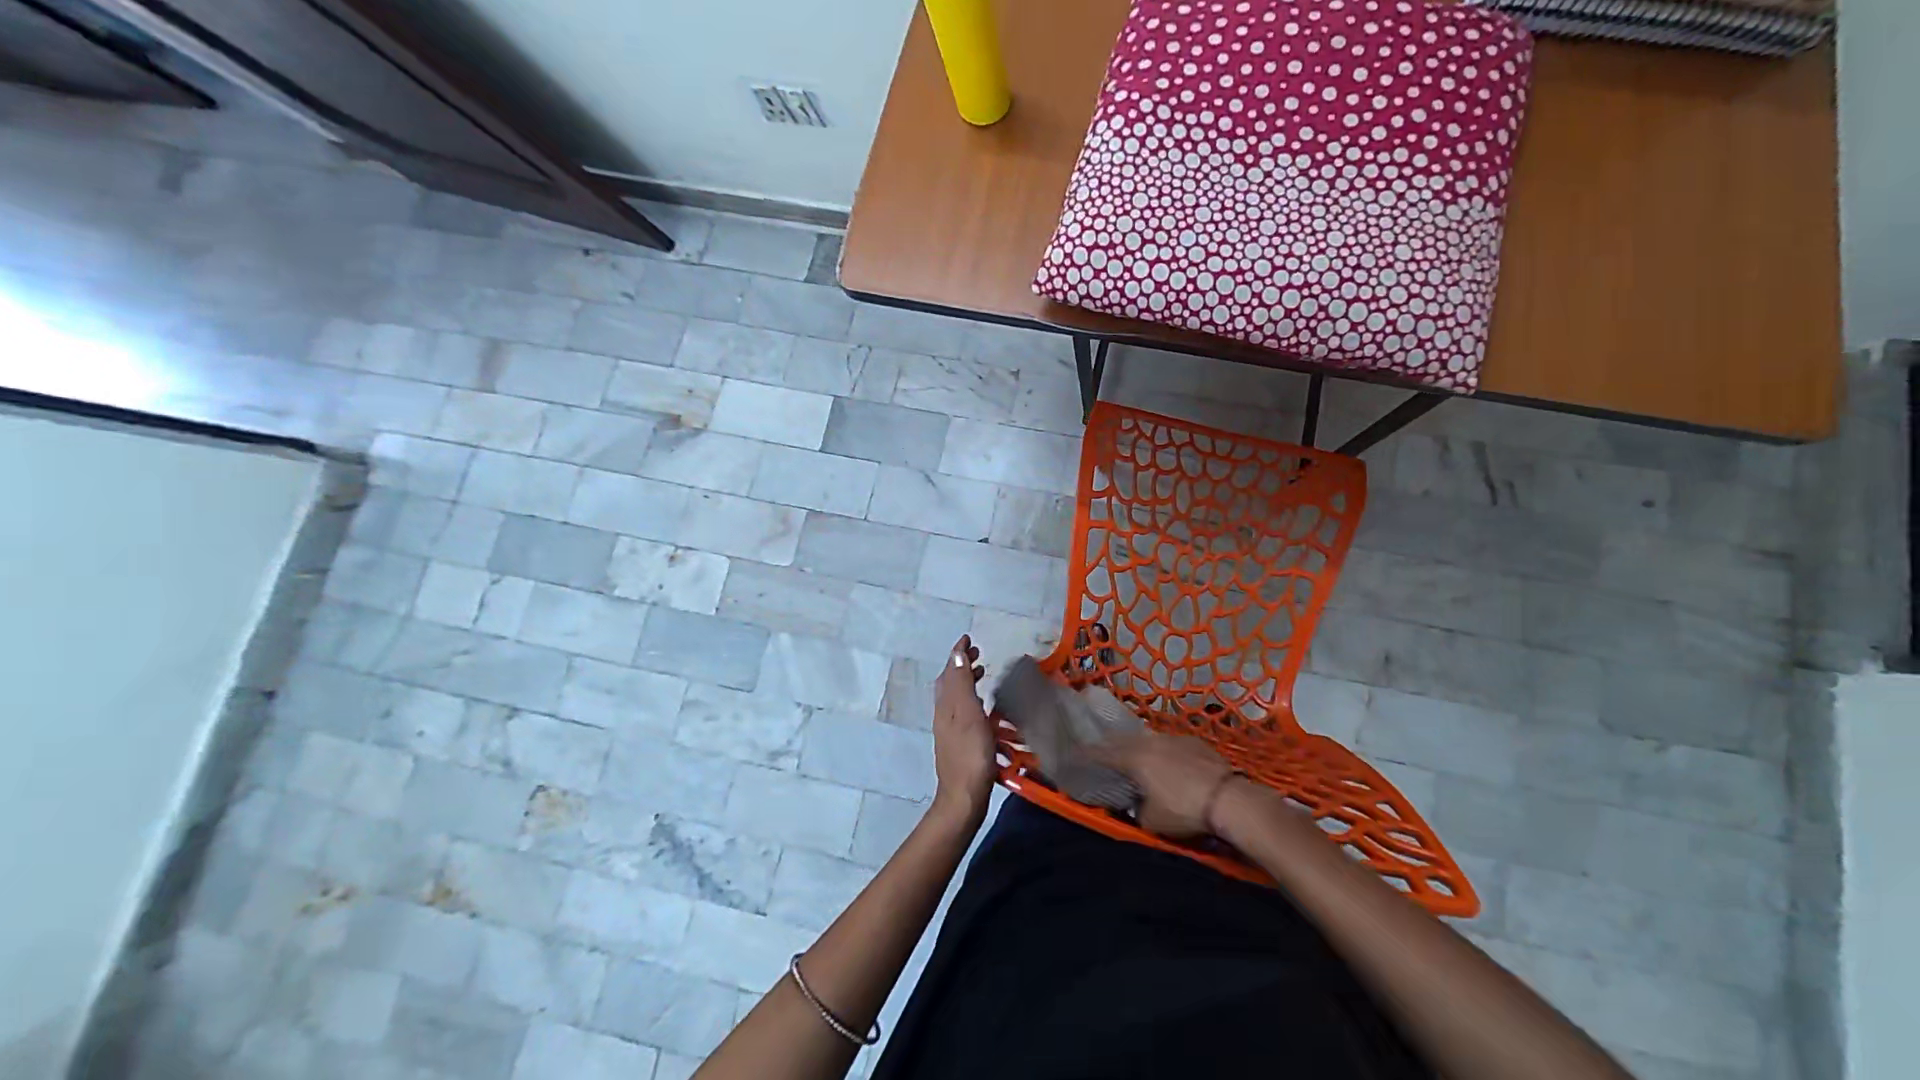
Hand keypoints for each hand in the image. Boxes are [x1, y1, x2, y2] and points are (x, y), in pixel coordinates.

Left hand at [931, 635, 993, 820]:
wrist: (964, 797)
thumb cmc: (970, 755)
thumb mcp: (969, 715)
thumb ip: (962, 685)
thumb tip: (957, 655)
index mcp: (946, 705)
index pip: (950, 671)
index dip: (958, 653)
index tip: (968, 638)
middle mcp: (944, 715)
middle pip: (950, 682)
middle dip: (962, 665)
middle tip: (978, 653)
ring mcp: (950, 730)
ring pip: (956, 697)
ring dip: (967, 681)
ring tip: (983, 673)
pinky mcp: (959, 744)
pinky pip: (964, 712)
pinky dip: (973, 701)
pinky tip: (986, 709)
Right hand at [1098, 732, 1234, 838]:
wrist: (1229, 799)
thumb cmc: (1184, 810)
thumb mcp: (1151, 820)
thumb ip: (1137, 809)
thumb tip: (1137, 804)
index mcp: (1133, 759)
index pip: (1102, 754)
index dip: (1087, 755)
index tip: (1075, 755)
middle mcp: (1150, 742)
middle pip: (1123, 740)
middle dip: (1110, 745)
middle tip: (1101, 750)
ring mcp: (1174, 739)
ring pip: (1148, 739)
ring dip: (1138, 746)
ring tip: (1134, 754)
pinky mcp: (1195, 742)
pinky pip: (1170, 743)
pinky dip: (1162, 750)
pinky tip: (1167, 760)